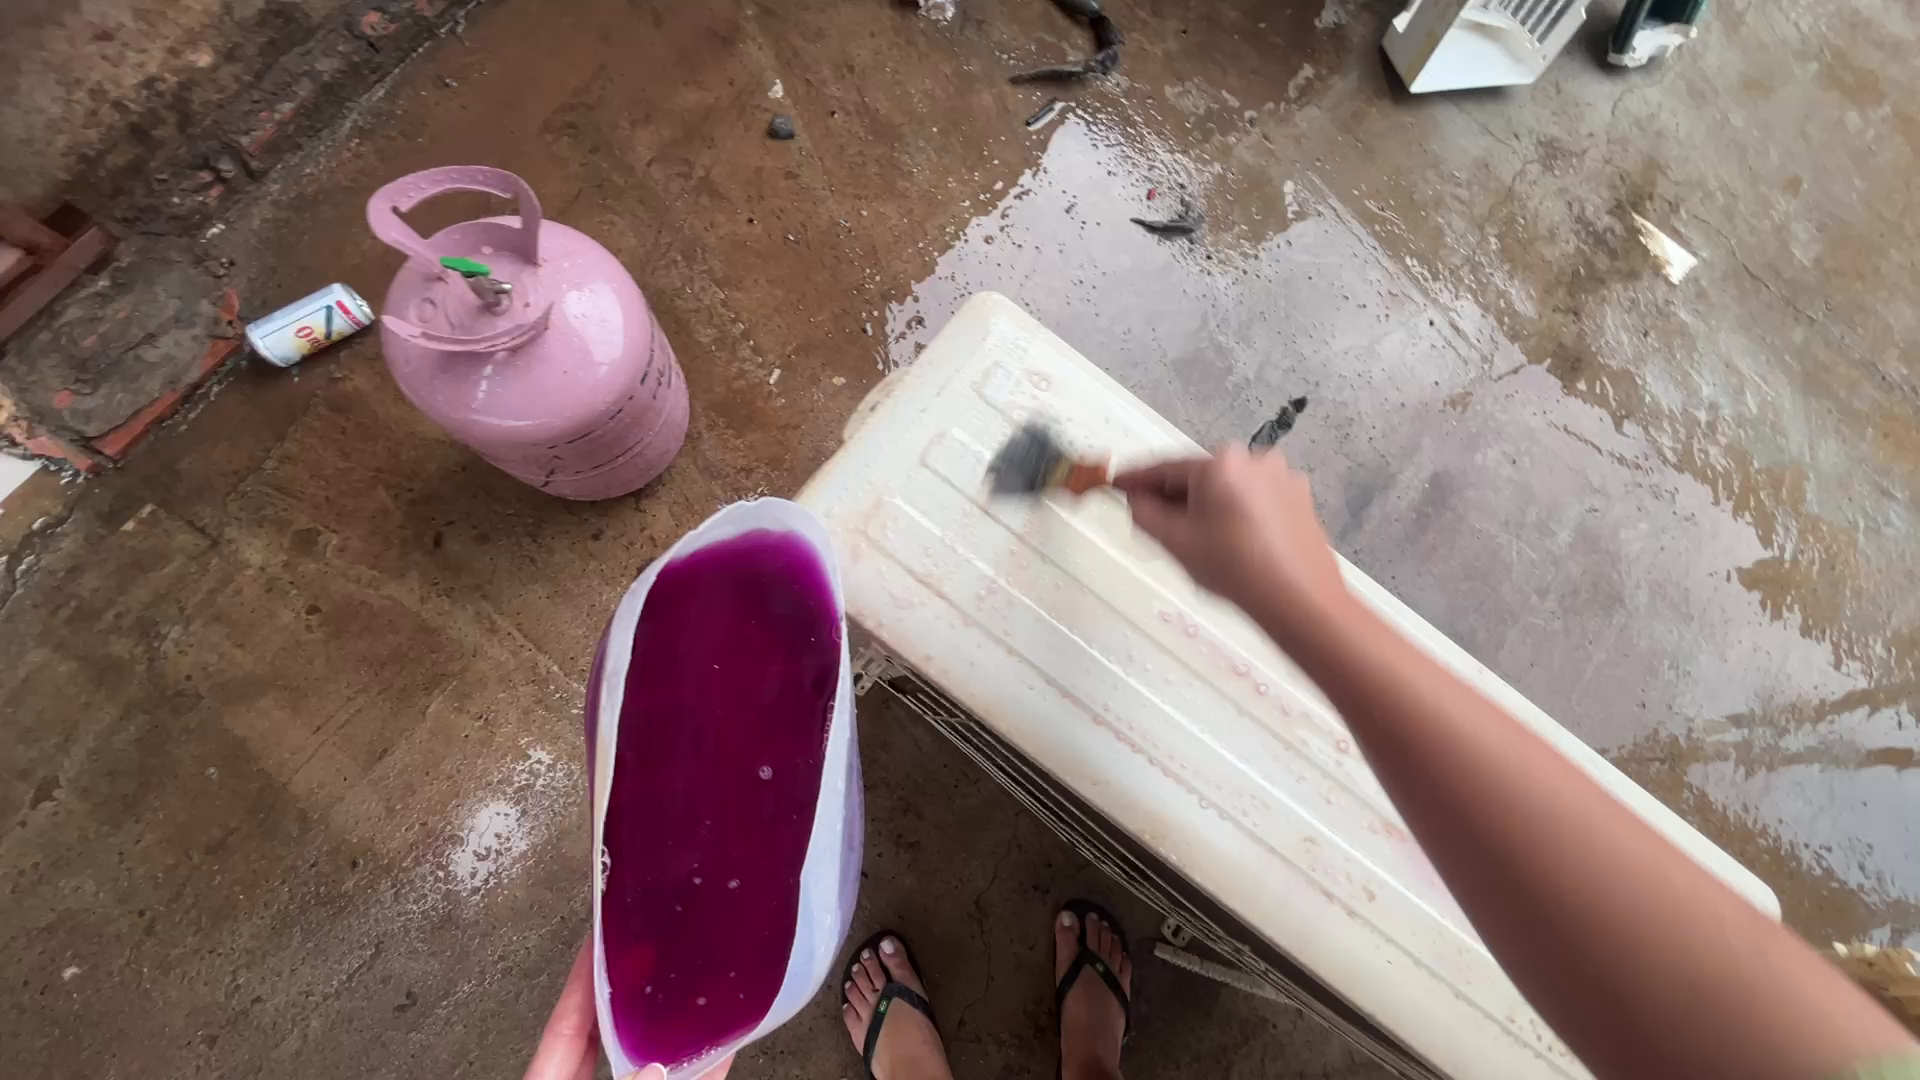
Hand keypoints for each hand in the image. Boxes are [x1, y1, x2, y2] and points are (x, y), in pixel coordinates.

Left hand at [523, 936, 732, 1079]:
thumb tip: (654, 1070)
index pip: (567, 1021)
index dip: (583, 976)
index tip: (600, 934)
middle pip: (614, 1032)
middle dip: (637, 992)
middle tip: (663, 947)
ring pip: (657, 1058)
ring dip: (681, 1030)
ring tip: (705, 986)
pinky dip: (708, 1065)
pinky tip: (729, 1041)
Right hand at [1113, 446, 1349, 627]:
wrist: (1300, 601)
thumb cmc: (1234, 569)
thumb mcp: (1173, 541)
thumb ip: (1143, 512)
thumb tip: (1136, 500)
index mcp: (1221, 462)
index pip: (1165, 468)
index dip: (1136, 479)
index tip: (1117, 484)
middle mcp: (1254, 459)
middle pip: (1198, 477)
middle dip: (1173, 498)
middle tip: (1152, 524)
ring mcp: (1281, 478)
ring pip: (1226, 489)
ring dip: (1204, 507)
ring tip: (1193, 542)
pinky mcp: (1298, 499)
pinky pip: (1252, 500)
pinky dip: (1233, 514)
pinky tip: (1227, 544)